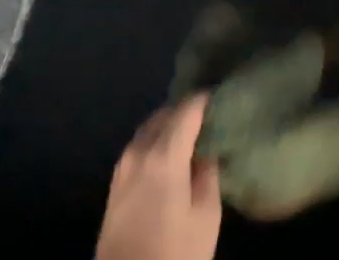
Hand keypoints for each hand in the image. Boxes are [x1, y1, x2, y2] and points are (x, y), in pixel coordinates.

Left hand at [96, 94, 221, 259]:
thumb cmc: (175, 253)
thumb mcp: (205, 217)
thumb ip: (208, 175)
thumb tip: (207, 152)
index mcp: (163, 155)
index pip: (187, 109)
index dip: (205, 99)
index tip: (223, 95)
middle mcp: (139, 151)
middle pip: (165, 114)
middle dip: (187, 110)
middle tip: (211, 116)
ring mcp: (122, 165)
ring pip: (149, 128)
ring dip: (170, 125)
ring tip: (194, 134)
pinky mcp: (115, 181)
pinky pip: (139, 146)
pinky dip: (157, 140)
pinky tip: (172, 154)